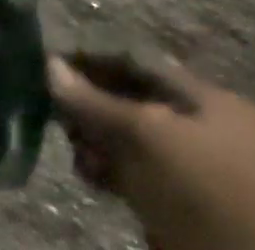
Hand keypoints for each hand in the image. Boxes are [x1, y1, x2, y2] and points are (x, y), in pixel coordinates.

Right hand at [49, 54, 254, 249]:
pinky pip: (129, 167)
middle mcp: (203, 126)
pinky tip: (92, 176)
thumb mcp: (142, 134)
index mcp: (209, 102)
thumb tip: (48, 65)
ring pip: (123, 136)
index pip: (137, 64)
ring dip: (92, 141)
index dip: (90, 61)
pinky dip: (104, 168)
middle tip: (57, 116)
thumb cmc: (200, 185)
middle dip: (87, 108)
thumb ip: (92, 99)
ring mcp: (192, 164)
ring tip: (79, 155)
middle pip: (126, 100)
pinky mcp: (177, 194)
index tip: (45, 66)